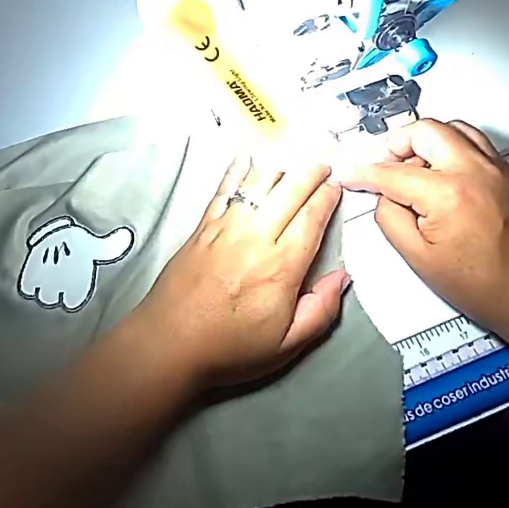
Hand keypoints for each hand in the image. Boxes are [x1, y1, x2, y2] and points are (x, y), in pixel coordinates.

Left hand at [122, 158, 347, 391]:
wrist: (167, 345)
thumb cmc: (227, 349)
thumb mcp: (286, 346)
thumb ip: (320, 311)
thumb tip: (341, 279)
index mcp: (281, 268)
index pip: (311, 219)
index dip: (326, 198)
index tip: (335, 188)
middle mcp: (255, 240)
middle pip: (289, 192)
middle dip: (310, 174)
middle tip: (322, 166)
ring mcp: (226, 230)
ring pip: (258, 185)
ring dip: (280, 167)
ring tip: (294, 159)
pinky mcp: (202, 228)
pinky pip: (224, 191)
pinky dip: (237, 171)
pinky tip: (246, 158)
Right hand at [338, 119, 508, 341]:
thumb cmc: (488, 288)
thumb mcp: (420, 261)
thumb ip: (392, 220)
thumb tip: (384, 197)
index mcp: (448, 191)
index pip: (392, 171)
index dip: (364, 173)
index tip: (351, 175)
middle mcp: (475, 168)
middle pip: (425, 130)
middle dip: (397, 143)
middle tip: (384, 165)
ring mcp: (498, 167)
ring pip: (455, 128)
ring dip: (428, 139)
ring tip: (414, 165)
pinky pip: (477, 143)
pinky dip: (453, 147)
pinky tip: (446, 175)